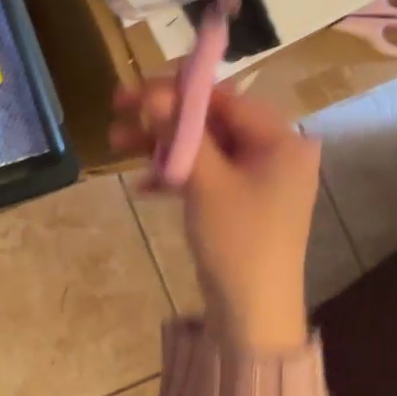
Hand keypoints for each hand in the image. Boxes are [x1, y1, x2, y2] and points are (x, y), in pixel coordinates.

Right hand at [111, 81, 320, 351]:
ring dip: (160, 144)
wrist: (253, 306)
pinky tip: (143, 186)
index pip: (225, 97)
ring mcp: (257, 177)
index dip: (177, 90)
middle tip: (116, 110)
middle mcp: (274, 151)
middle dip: (162, 117)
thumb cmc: (237, 239)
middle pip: (211, 119)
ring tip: (116, 145)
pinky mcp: (239, 199)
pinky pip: (204, 172)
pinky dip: (173, 173)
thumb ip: (181, 134)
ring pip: (202, 145)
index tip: (134, 91)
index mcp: (280, 140)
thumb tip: (154, 94)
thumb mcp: (205, 182)